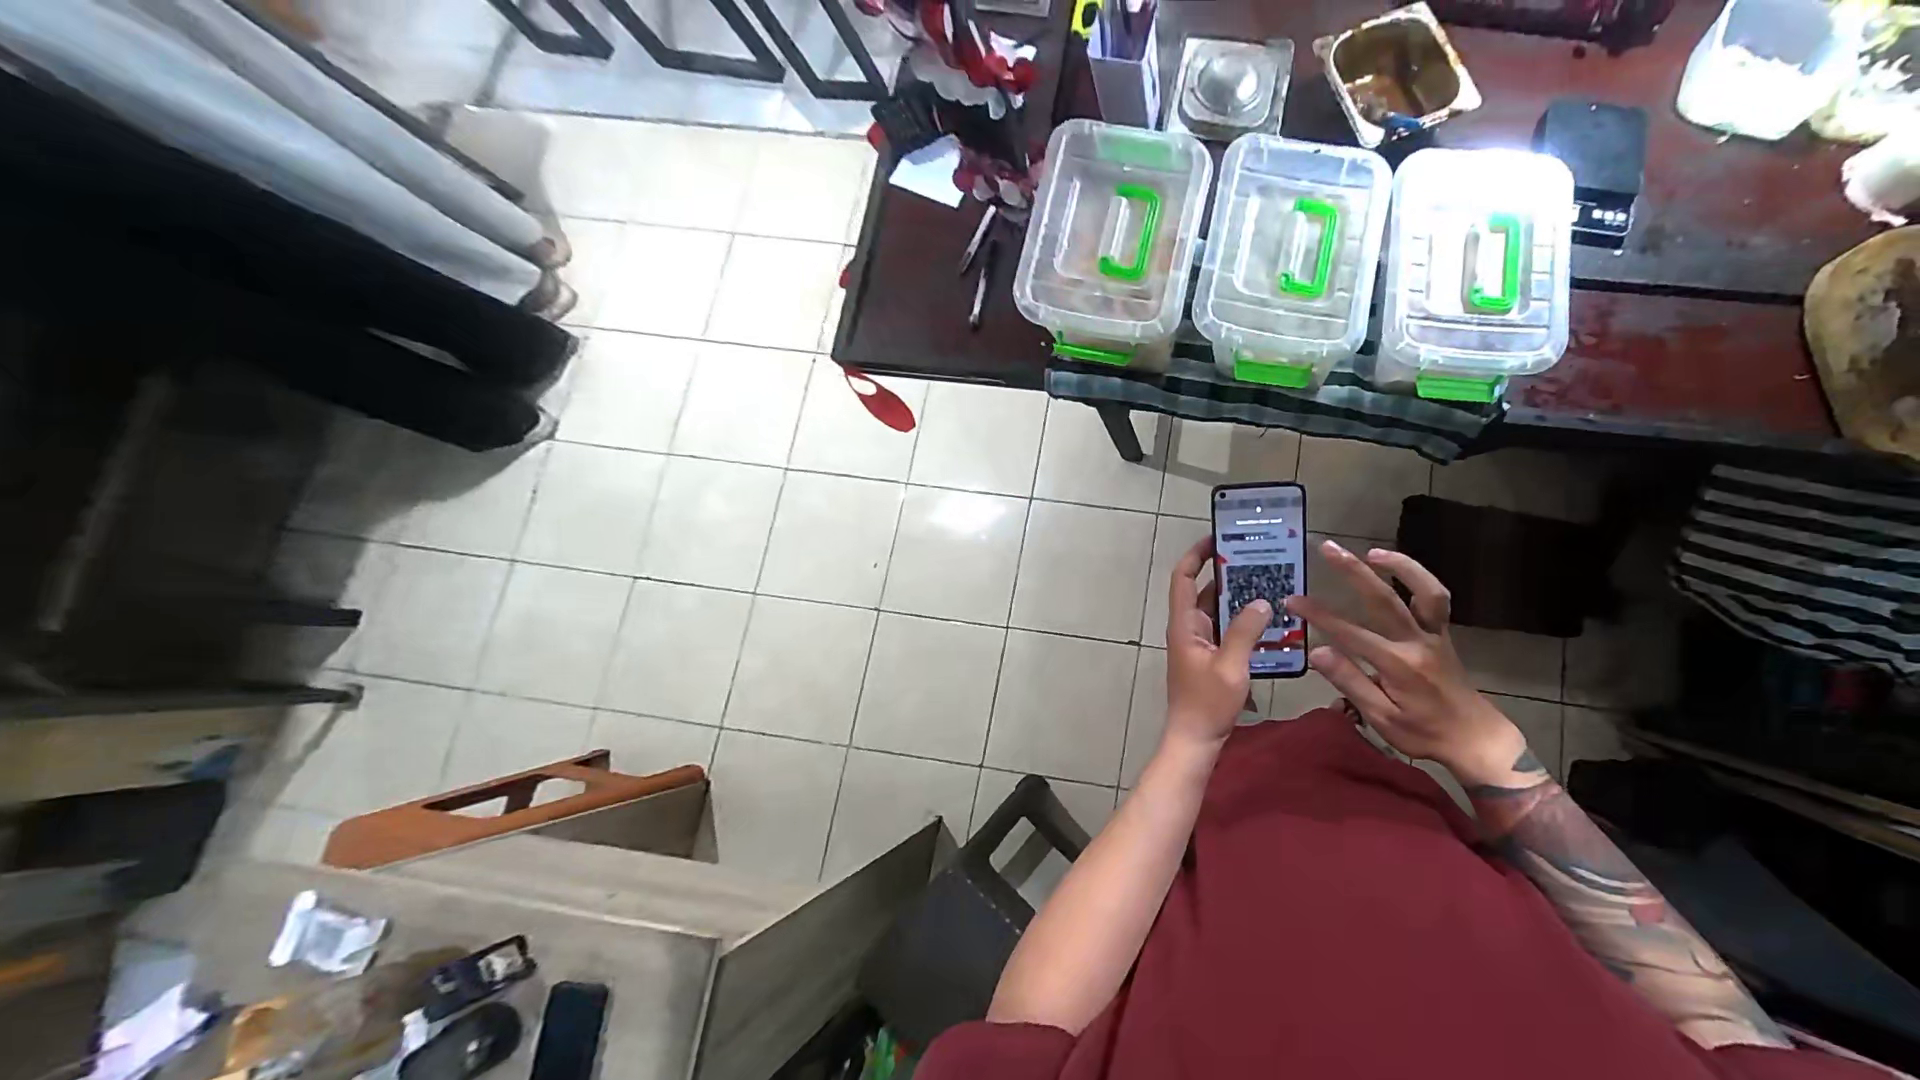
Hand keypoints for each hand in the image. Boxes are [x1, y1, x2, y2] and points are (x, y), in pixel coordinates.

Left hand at [1164, 537, 1272, 748]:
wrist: (1194, 739)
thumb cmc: (1207, 703)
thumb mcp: (1231, 666)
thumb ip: (1245, 632)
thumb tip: (1260, 601)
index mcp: (1184, 624)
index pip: (1184, 578)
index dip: (1197, 555)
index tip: (1218, 537)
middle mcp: (1188, 627)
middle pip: (1204, 590)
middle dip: (1227, 573)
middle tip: (1258, 558)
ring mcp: (1198, 642)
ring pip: (1217, 610)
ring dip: (1238, 597)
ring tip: (1269, 581)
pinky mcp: (1209, 656)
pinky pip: (1225, 629)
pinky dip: (1243, 621)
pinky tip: (1269, 619)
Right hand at [1284, 540, 1528, 786]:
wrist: (1477, 740)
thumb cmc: (1424, 734)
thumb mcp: (1382, 717)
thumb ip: (1350, 682)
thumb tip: (1317, 652)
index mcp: (1399, 664)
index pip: (1349, 633)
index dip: (1318, 614)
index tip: (1291, 600)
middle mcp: (1418, 643)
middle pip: (1384, 598)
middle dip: (1354, 571)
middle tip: (1328, 548)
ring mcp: (1435, 636)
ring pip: (1424, 591)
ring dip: (1401, 566)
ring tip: (1372, 552)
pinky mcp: (1444, 635)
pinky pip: (1436, 600)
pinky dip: (1418, 580)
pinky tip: (1395, 570)